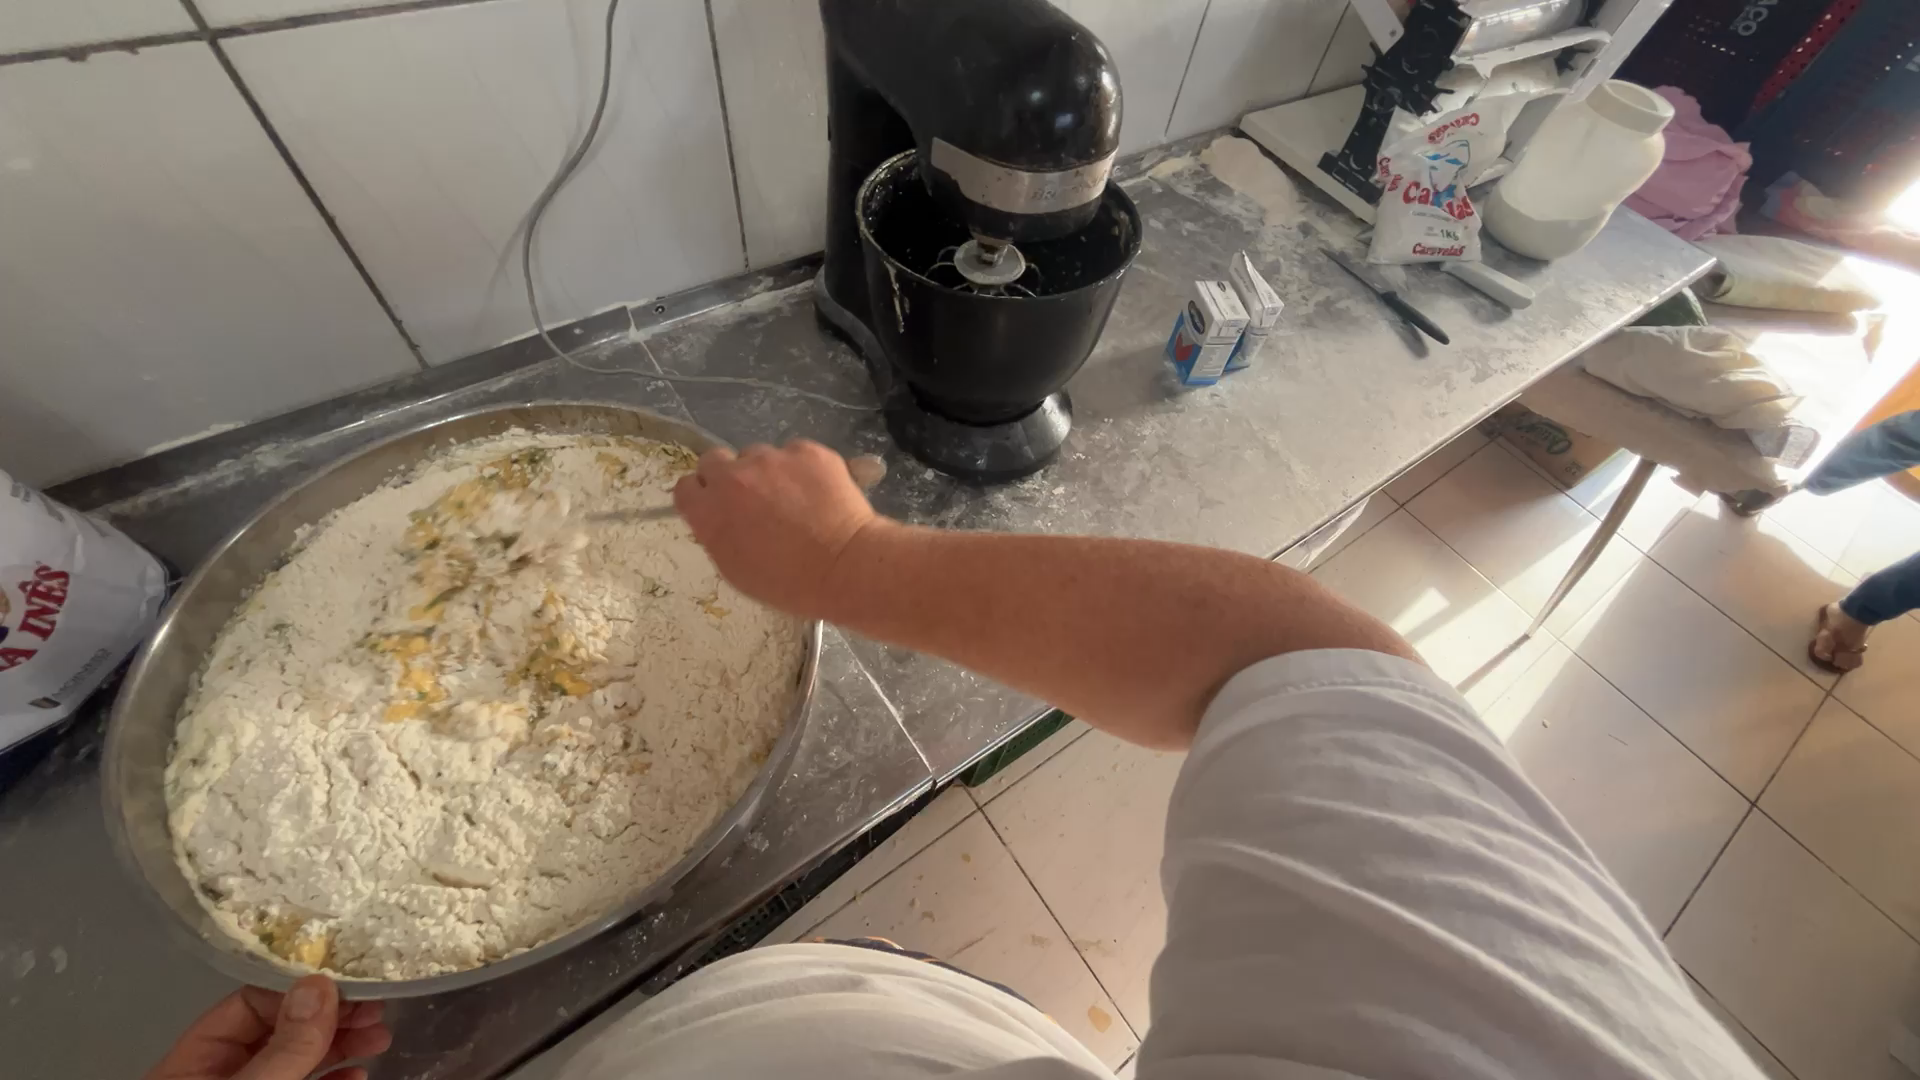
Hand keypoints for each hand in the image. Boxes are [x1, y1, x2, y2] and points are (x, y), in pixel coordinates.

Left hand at [146, 975, 392, 1079]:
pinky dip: (336, 1075)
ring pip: (302, 1054)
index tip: (355, 984)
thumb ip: (284, 1047)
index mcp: (193, 1062)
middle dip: (338, 1016)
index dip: (305, 989)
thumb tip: (321, 981)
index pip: (253, 1002)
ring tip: (380, 1040)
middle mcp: (220, 1072)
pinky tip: (357, 1075)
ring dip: (346, 1043)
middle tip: (379, 1012)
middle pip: (286, 1027)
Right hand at [673, 439, 886, 618]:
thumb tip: (720, 516)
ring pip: (759, 455)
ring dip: (770, 472)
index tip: (719, 506)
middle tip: (755, 498)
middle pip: (716, 460)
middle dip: (730, 475)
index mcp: (709, 511)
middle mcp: (733, 477)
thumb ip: (718, 533)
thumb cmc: (790, 583)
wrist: (845, 567)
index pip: (687, 487)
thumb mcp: (736, 569)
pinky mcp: (807, 451)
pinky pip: (796, 453)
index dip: (704, 496)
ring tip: (796, 498)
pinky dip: (804, 468)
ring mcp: (771, 459)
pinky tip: (820, 492)